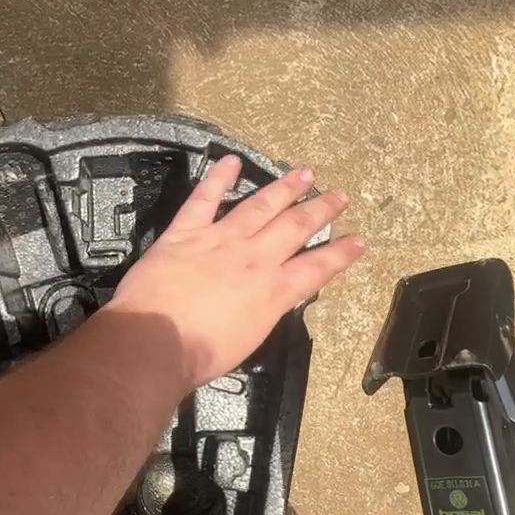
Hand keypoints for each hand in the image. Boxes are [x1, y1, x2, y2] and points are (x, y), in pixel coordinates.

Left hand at [105, 155, 364, 387]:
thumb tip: (269, 298)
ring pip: (259, 206)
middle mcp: (254, 259)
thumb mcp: (248, 339)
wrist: (155, 340)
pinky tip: (230, 160)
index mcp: (272, 292)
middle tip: (338, 194)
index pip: (317, 269)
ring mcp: (220, 240)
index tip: (359, 240)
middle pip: (294, 227)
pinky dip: (218, 178)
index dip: (340, 254)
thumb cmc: (199, 354)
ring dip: (283, 188)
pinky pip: (204, 199)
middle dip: (320, 209)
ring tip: (304, 173)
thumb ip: (262, 311)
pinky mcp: (186, 232)